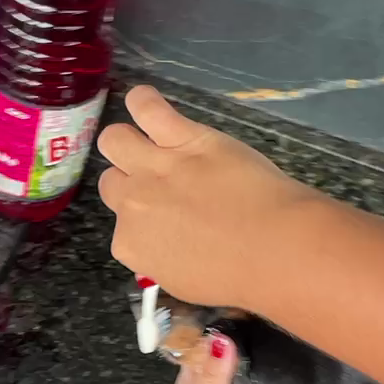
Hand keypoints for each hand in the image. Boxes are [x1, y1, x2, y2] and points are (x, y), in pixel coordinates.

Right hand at [97, 86, 324, 308]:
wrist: (272, 248)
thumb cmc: (235, 276)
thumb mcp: (182, 283)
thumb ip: (159, 260)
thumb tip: (162, 245)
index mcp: (129, 244)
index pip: (120, 226)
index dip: (139, 222)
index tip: (163, 222)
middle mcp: (132, 203)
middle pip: (111, 182)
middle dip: (129, 182)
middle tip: (155, 184)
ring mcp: (154, 167)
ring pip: (115, 141)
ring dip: (124, 141)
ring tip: (141, 138)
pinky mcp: (184, 138)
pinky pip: (149, 108)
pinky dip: (142, 101)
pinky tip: (143, 100)